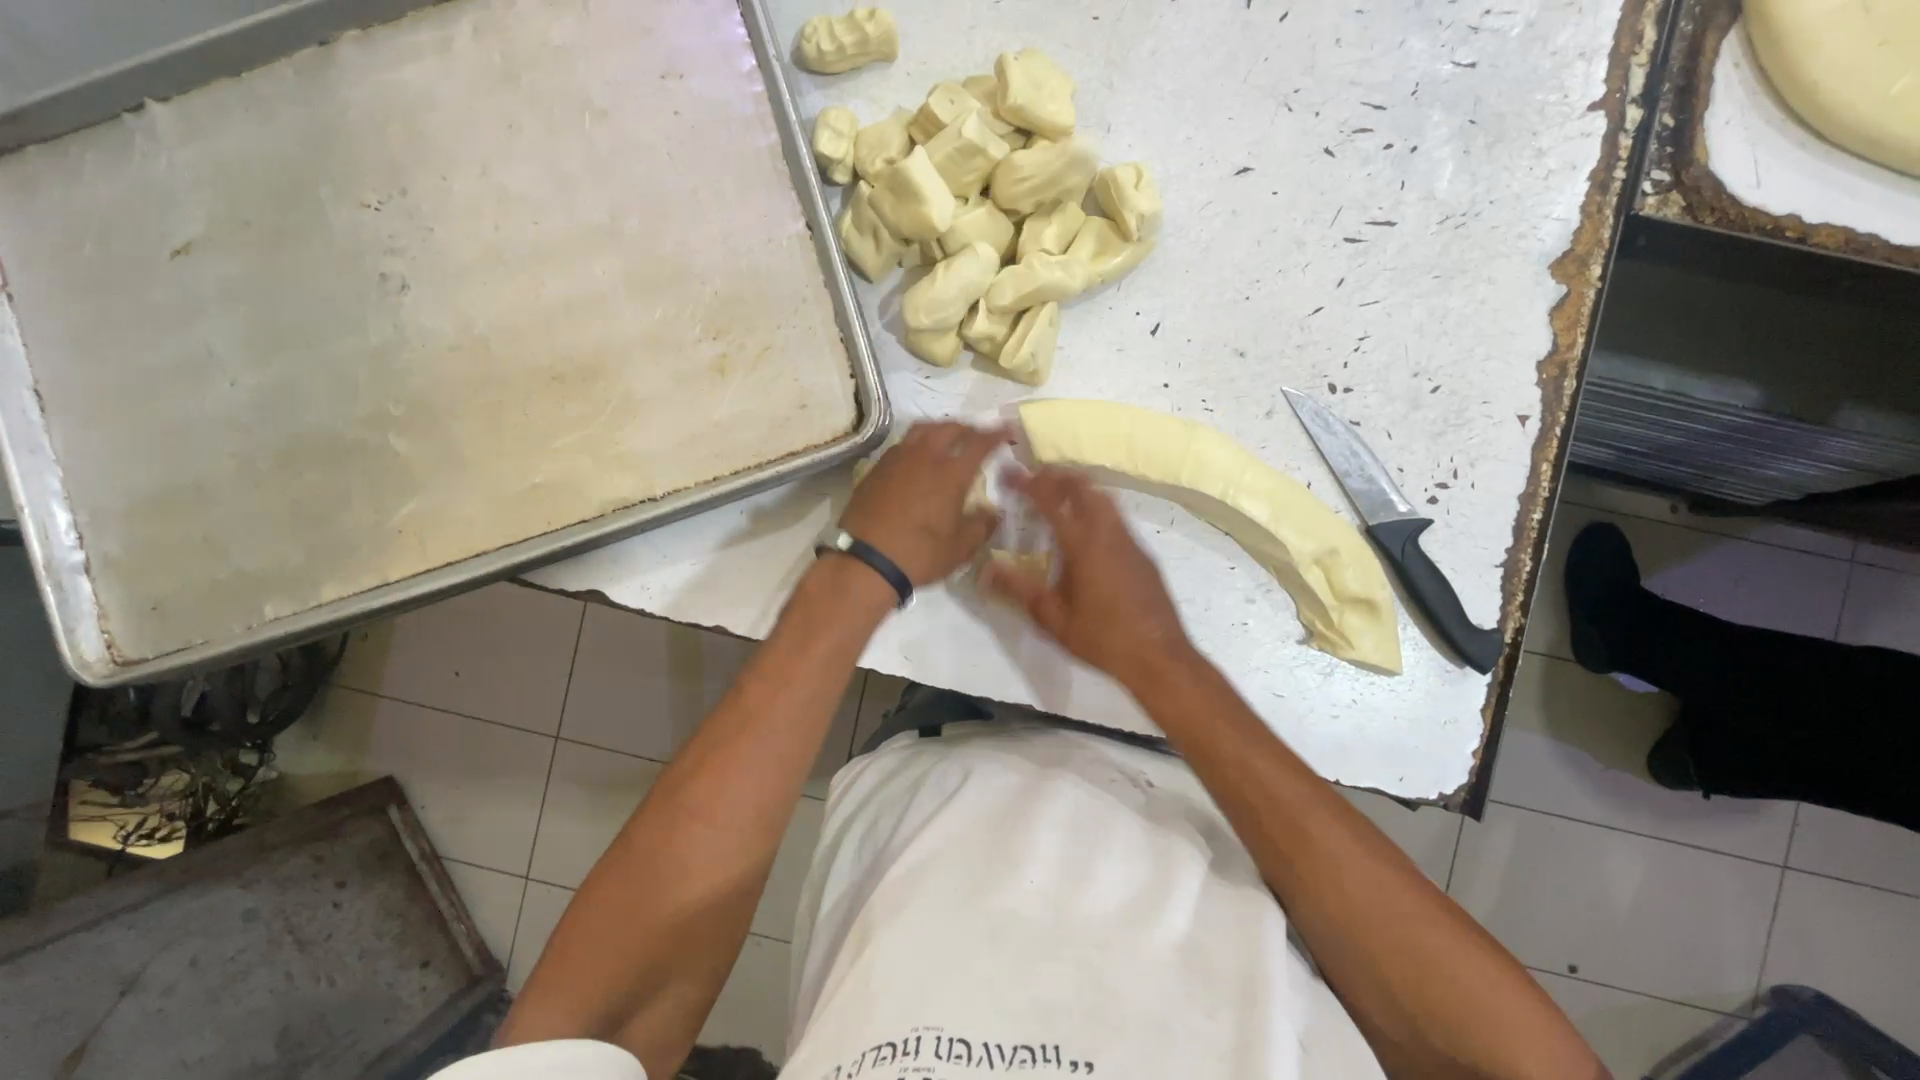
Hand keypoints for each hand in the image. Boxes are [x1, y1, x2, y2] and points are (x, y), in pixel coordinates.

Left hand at [840, 421, 1009, 584]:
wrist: (865, 560)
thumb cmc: (920, 554)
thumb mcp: (960, 548)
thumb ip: (982, 526)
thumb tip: (992, 513)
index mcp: (951, 473)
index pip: (980, 443)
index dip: (996, 434)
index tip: (1006, 430)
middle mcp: (925, 456)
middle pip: (950, 428)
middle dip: (968, 428)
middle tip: (977, 436)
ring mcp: (897, 459)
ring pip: (922, 430)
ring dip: (940, 429)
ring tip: (947, 439)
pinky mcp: (876, 469)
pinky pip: (902, 445)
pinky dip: (917, 443)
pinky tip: (917, 459)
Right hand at [982, 467, 1197, 686]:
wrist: (1159, 657)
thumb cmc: (1102, 639)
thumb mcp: (1052, 619)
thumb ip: (1018, 589)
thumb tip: (986, 569)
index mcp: (1083, 545)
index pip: (1052, 499)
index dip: (1028, 482)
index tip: (1009, 471)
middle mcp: (1109, 533)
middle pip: (1084, 486)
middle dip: (1057, 477)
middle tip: (1034, 481)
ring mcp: (1131, 542)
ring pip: (1105, 499)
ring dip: (1080, 490)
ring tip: (1058, 499)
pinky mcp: (1144, 555)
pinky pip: (1117, 518)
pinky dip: (1097, 510)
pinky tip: (1087, 535)